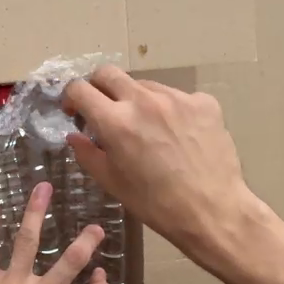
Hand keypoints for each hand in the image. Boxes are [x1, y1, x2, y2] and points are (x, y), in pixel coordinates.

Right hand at [62, 65, 269, 271]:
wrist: (212, 210)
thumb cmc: (155, 203)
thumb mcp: (111, 182)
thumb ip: (87, 153)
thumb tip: (75, 135)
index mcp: (115, 121)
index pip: (79, 88)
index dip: (71, 97)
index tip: (75, 112)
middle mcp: (143, 100)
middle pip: (108, 73)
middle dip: (98, 88)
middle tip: (104, 110)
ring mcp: (176, 97)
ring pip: (144, 85)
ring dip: (135, 100)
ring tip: (146, 128)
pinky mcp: (203, 102)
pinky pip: (176, 96)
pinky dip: (168, 110)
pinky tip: (176, 134)